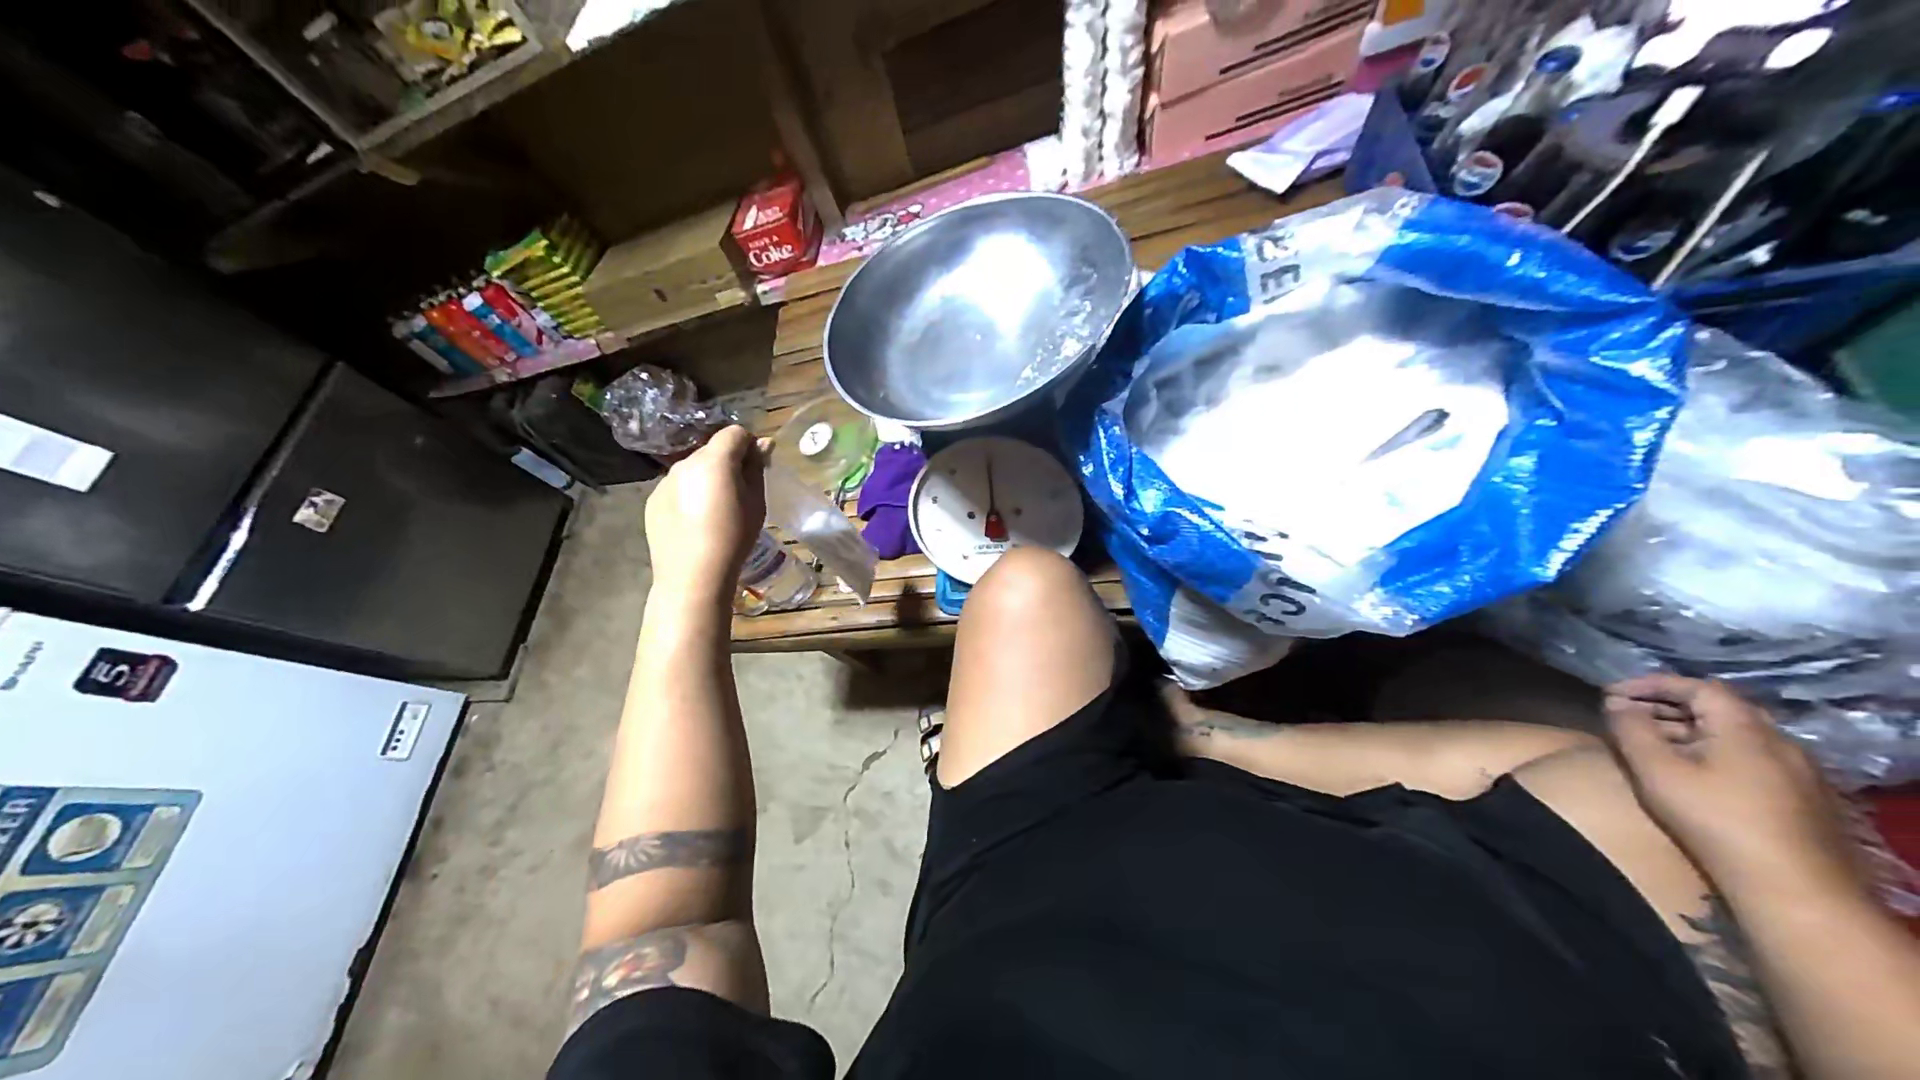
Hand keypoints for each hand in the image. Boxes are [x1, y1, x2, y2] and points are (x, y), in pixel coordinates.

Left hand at [644, 426, 765, 605]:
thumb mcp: (756, 503)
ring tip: (713, 513)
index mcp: (714, 461)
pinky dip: (687, 497)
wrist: (693, 576)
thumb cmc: (733, 539)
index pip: (734, 433)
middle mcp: (684, 463)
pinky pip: (676, 489)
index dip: (748, 446)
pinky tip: (693, 524)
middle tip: (736, 495)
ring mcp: (664, 481)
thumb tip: (763, 444)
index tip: (755, 469)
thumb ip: (756, 469)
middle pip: (711, 451)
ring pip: (692, 470)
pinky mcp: (652, 500)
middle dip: (726, 464)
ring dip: (705, 480)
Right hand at [1605, 675, 1856, 893]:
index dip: (1651, 684)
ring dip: (1686, 730)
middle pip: (1717, 708)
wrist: (1792, 886)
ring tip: (1649, 743)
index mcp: (1746, 728)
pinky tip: (1689, 770)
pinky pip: (1747, 756)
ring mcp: (1796, 770)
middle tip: (1625, 715)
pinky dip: (1709, 750)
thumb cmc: (1714, 818)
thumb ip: (1631, 729)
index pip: (1697, 687)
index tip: (1612, 693)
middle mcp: (1778, 741)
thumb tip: (1617, 704)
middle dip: (1666, 706)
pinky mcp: (1800, 796)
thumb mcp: (1655, 769)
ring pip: (1732, 734)